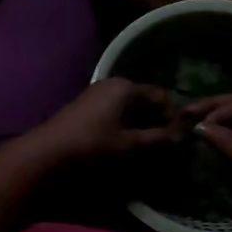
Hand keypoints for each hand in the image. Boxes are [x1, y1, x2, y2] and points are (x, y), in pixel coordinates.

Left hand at [30, 78, 180, 161]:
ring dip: (140, 121)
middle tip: (159, 143)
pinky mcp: (88, 101)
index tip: (174, 138)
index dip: (172, 117)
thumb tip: (181, 136)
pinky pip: (116, 106)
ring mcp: (99, 90)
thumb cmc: (93, 144)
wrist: (50, 149)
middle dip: (156, 119)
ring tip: (142, 144)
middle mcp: (115, 82)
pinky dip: (125, 120)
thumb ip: (158, 139)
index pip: (162, 97)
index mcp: (127, 88)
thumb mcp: (130, 144)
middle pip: (146, 98)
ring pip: (130, 103)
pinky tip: (121, 139)